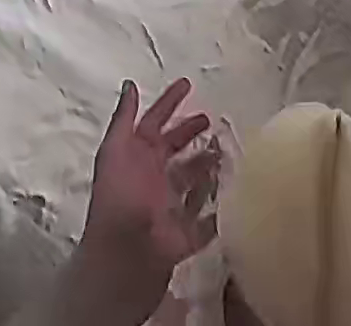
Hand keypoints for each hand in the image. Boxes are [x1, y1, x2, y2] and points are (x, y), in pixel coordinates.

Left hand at [70, 78, 217, 325]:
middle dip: (191, 131)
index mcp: (136, 157)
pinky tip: (235, 194)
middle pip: (175, 148)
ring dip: (208, 165)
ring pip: (192, 180)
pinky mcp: (184, 236)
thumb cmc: (117, 204)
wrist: (120, 267)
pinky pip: (206, 219)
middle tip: (212, 119)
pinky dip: (219, 208)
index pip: (155, 122)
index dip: (170, 102)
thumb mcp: (115, 154)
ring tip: (226, 150)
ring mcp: (169, 208)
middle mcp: (152, 178)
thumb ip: (124, 120)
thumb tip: (130, 84)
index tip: (188, 84)